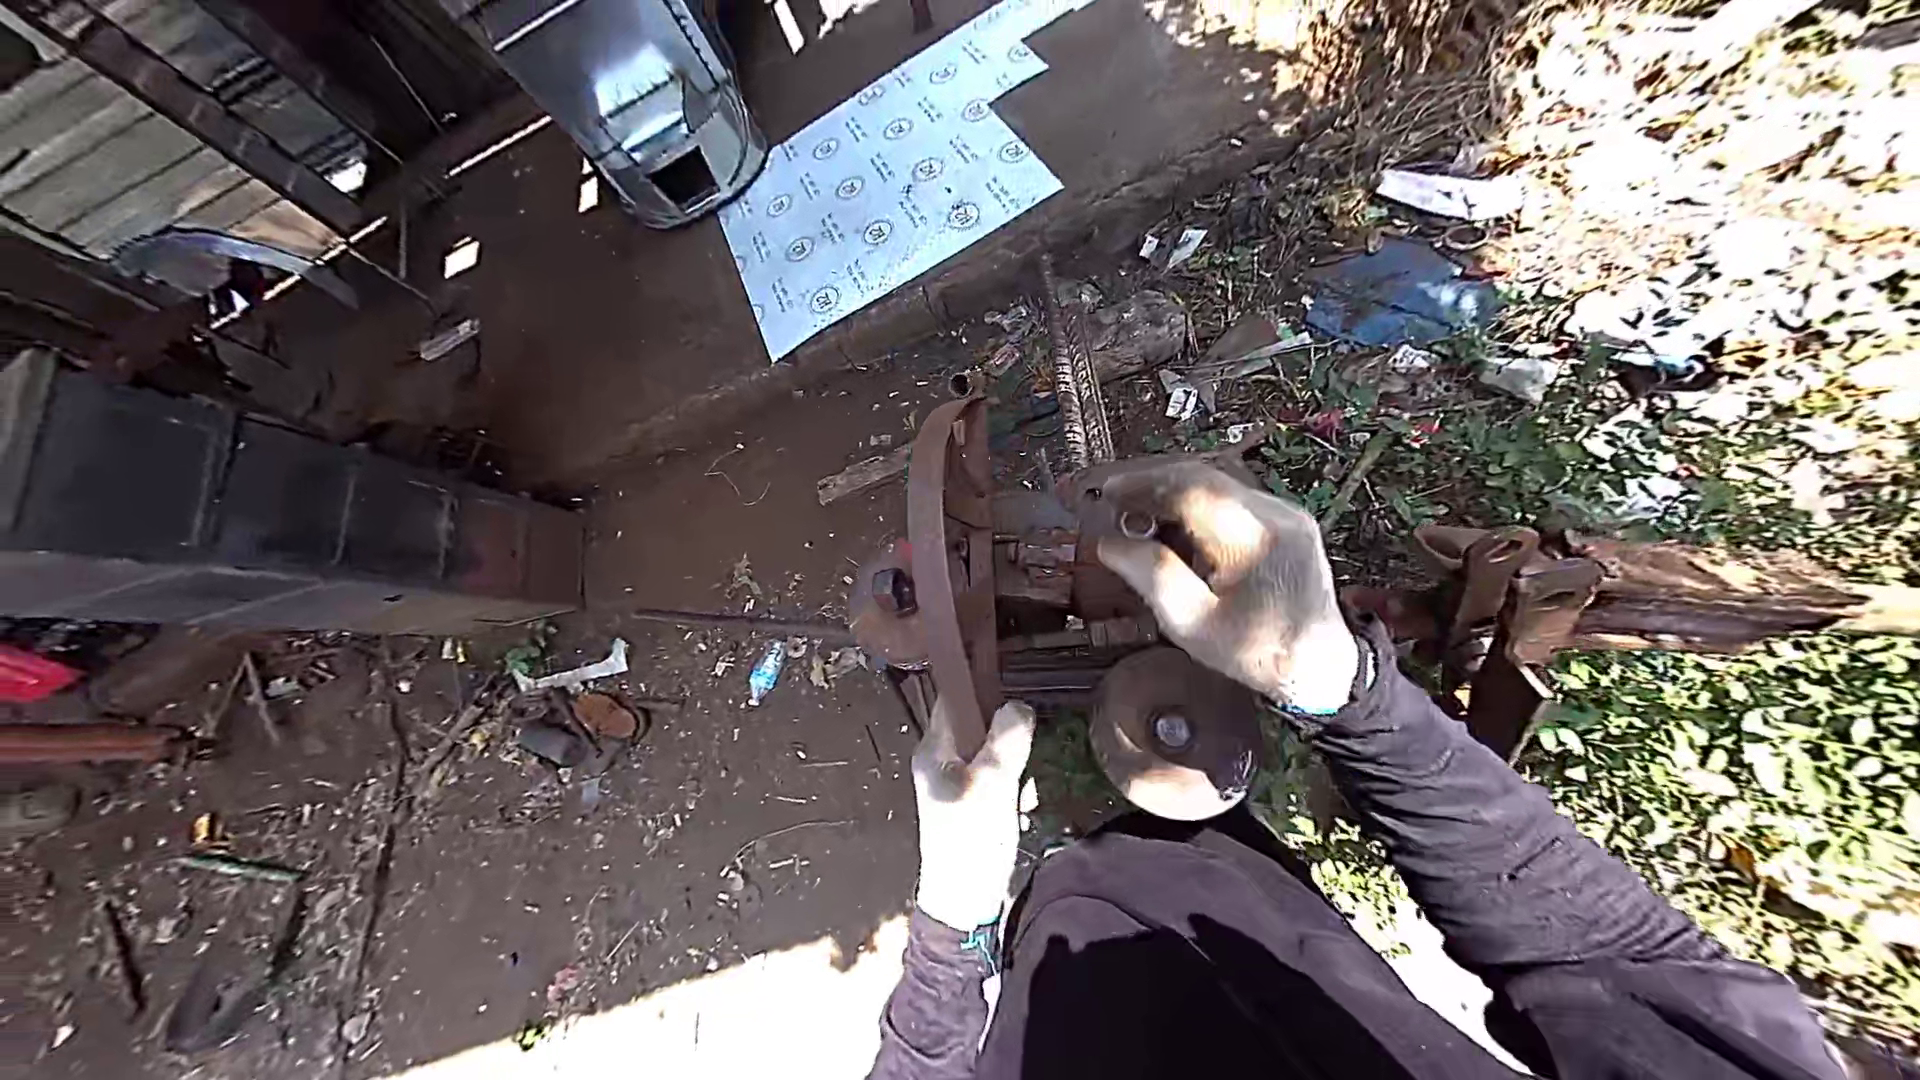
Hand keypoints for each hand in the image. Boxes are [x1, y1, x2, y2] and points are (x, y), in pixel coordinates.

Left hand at [910, 697, 1035, 931]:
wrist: (963, 906)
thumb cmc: (970, 839)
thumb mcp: (992, 784)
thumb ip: (1006, 740)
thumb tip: (1018, 705)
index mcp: (933, 750)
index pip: (952, 698)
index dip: (977, 685)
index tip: (1009, 685)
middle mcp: (939, 761)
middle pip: (977, 725)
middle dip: (1005, 738)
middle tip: (1020, 758)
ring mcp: (954, 783)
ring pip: (991, 752)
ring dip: (1012, 768)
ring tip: (1018, 795)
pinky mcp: (970, 803)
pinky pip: (995, 779)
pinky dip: (1010, 789)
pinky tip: (1017, 810)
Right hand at [1093, 461, 1357, 712]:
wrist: (1320, 665)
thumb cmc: (1254, 652)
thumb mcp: (1193, 625)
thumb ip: (1152, 578)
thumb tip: (1110, 543)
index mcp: (1256, 540)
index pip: (1192, 491)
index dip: (1144, 486)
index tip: (1108, 494)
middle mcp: (1276, 515)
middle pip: (1204, 477)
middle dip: (1152, 482)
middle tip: (1114, 497)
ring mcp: (1284, 514)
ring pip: (1216, 482)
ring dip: (1171, 490)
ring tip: (1135, 508)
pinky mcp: (1283, 520)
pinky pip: (1229, 496)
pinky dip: (1192, 501)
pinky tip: (1170, 520)